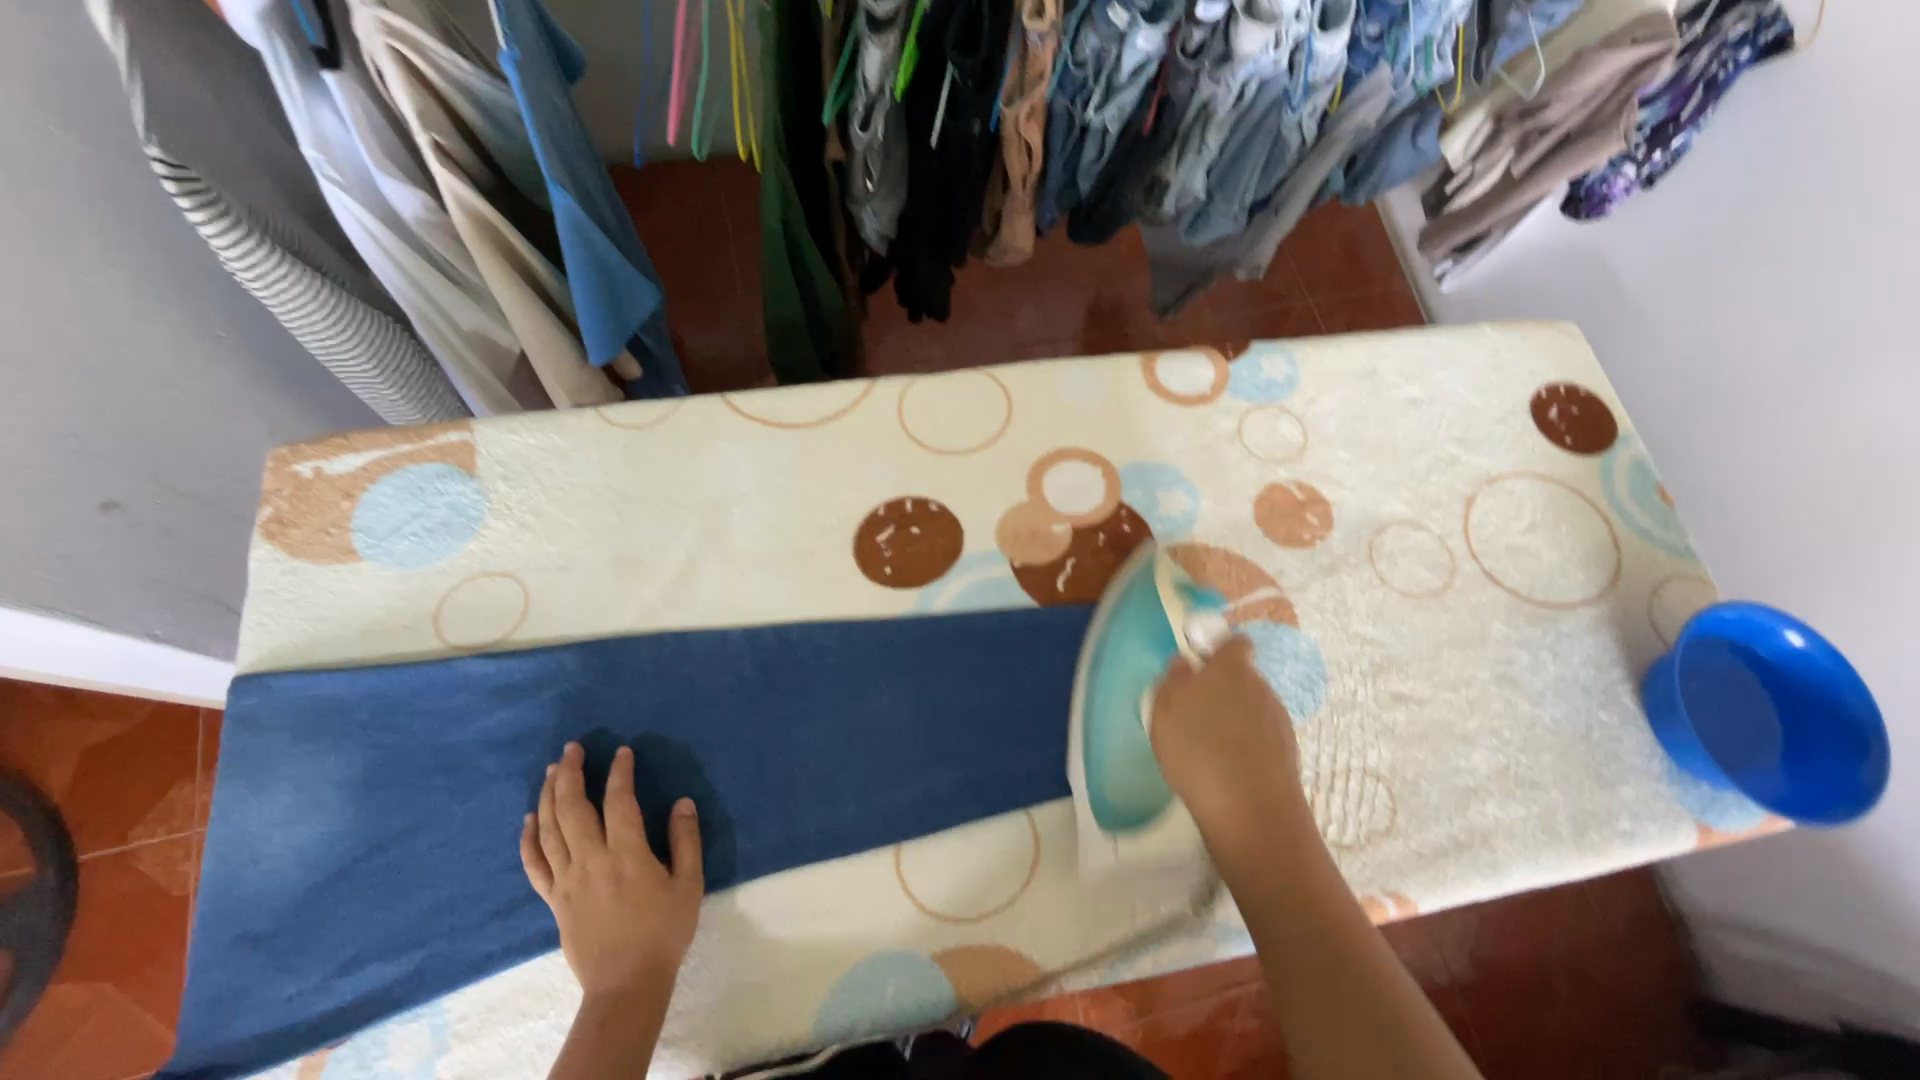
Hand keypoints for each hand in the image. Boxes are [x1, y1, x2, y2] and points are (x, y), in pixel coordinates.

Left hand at [521, 742, 702, 1002]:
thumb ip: (686, 841)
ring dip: (550, 795)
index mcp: (627, 854)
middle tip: (572, 748)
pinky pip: (534, 863)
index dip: (620, 773)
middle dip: (571, 773)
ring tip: (553, 770)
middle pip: (573, 807)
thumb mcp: (689, 885)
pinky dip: (529, 838)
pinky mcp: (554, 899)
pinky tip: (530, 818)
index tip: (623, 752)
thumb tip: (682, 803)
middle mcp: (591, 860)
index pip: (619, 801)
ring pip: (549, 828)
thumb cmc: (664, 932)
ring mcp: (567, 880)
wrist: (626, 984)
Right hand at [1150, 636, 1307, 838]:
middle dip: (1223, 691)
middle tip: (1197, 715)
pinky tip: (1230, 768)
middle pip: (1243, 678)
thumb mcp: (1164, 714)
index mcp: (1230, 670)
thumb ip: (1172, 682)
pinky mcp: (1289, 749)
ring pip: (1253, 708)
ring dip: (1236, 719)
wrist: (1249, 808)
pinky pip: (1263, 736)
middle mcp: (1261, 687)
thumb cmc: (1197, 752)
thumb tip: (1184, 663)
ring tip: (1212, 748)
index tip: (1200, 669)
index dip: (1220, 652)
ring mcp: (1279, 719)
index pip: (1235, 644)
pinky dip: (1249, 744)